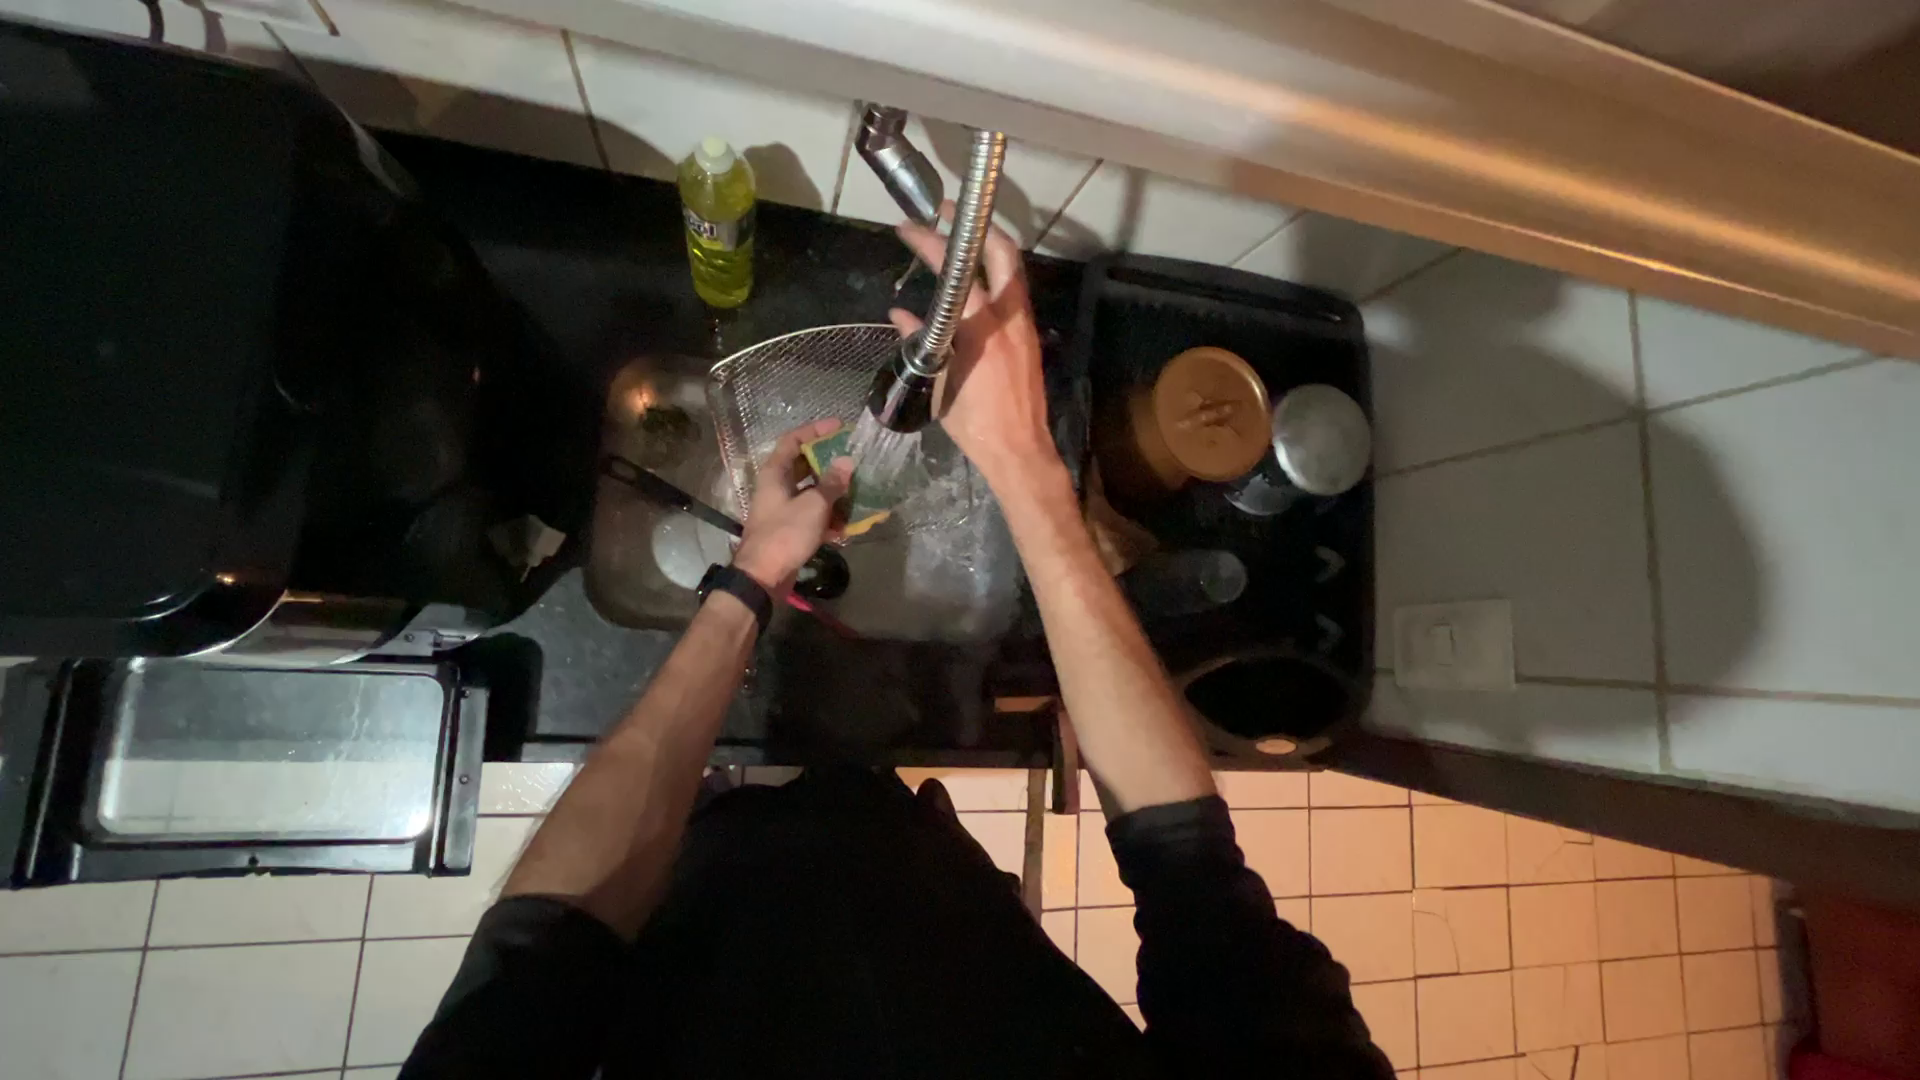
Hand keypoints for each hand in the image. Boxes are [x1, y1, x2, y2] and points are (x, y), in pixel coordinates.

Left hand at [732, 418, 851, 596]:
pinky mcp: (791, 530)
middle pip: (805, 466)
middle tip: (855, 460)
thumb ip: (831, 483)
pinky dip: (831, 517)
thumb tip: (847, 462)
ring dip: (835, 492)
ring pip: (812, 492)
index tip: (839, 427)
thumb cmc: (785, 534)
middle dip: (831, 463)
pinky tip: (850, 524)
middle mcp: (777, 487)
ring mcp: (784, 509)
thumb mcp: (813, 505)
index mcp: (775, 473)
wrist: (764, 577)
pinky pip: (814, 516)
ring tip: (860, 491)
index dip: (815, 430)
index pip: (793, 440)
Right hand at [890, 206, 1057, 485]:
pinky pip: (1014, 294)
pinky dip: (995, 278)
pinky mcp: (1030, 339)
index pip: (957, 274)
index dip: (931, 245)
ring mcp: (1025, 327)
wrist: (1020, 451)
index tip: (909, 228)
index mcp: (983, 331)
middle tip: (948, 213)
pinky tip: (975, 282)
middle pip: (1003, 253)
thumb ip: (920, 345)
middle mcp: (1010, 320)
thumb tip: (900, 316)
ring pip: (1013, 271)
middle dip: (976, 226)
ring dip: (989, 249)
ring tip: (960, 240)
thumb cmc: (977, 426)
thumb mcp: (939, 386)